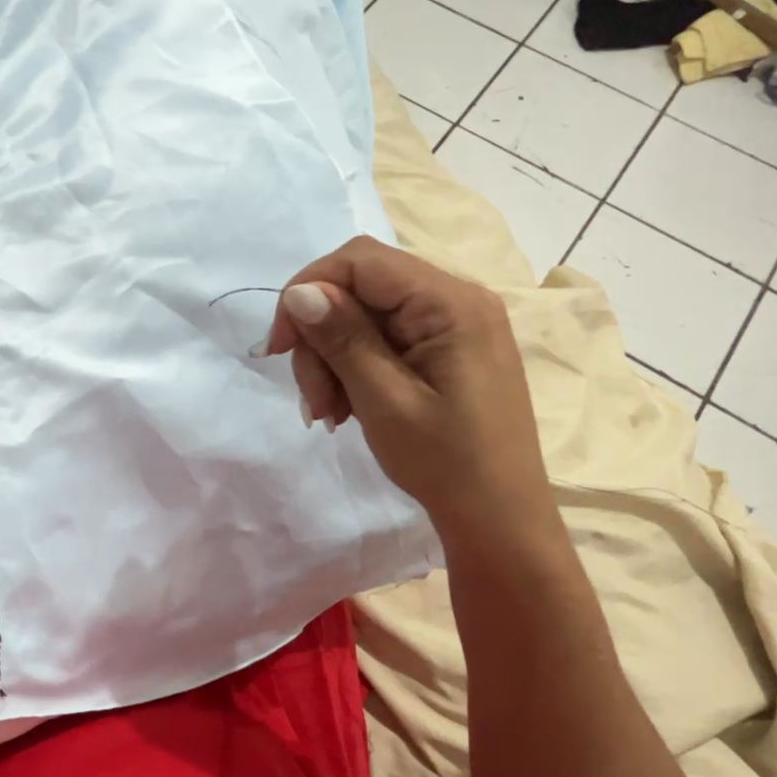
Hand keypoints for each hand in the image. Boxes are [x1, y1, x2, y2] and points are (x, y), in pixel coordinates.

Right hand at [260, 236, 551, 538]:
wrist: (497, 515)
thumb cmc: (445, 461)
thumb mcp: (384, 401)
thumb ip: (343, 339)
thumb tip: (299, 291)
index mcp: (450, 303)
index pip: (359, 260)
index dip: (307, 292)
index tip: (279, 350)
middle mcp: (455, 299)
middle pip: (358, 289)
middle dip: (320, 340)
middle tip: (315, 401)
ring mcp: (451, 325)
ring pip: (363, 317)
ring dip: (332, 362)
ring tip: (330, 415)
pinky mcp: (444, 350)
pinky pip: (382, 341)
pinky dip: (353, 371)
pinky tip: (348, 410)